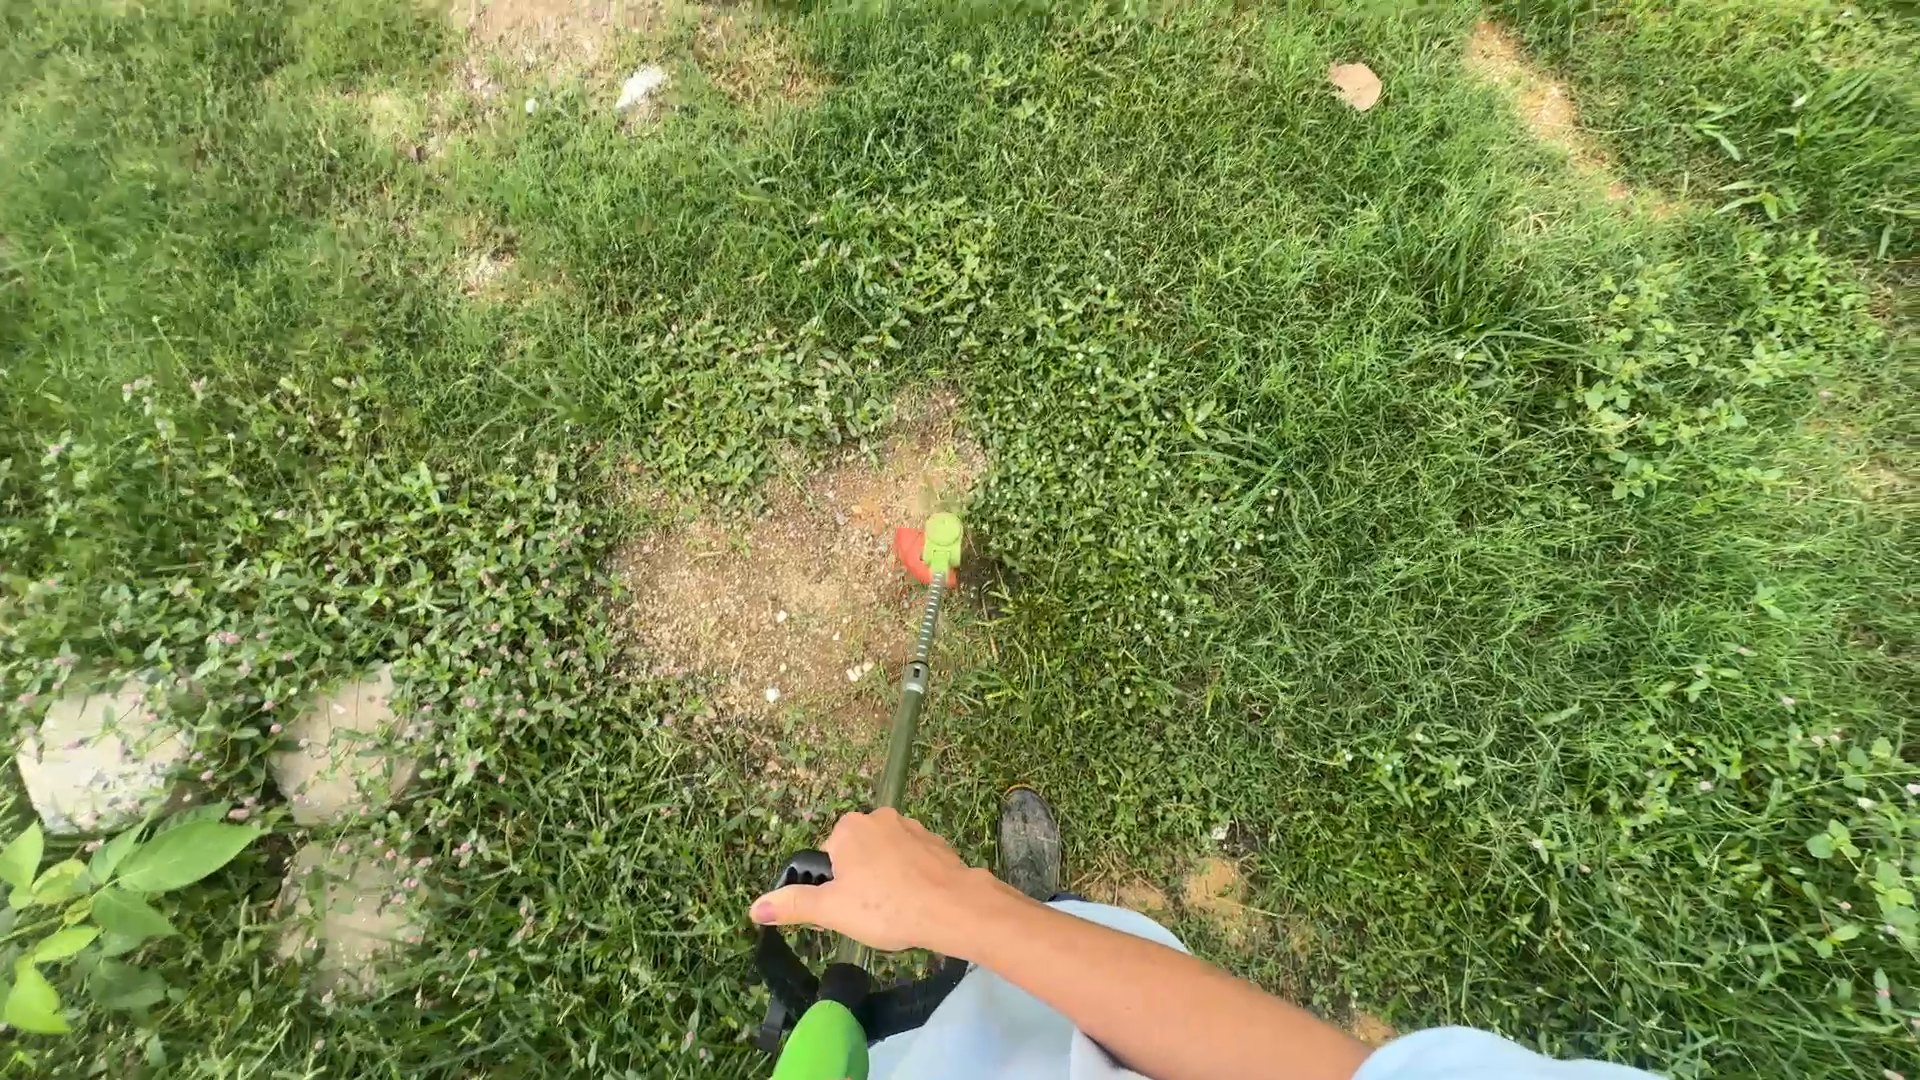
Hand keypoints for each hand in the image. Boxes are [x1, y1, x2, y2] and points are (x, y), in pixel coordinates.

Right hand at [749, 808, 1006, 953]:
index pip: (828, 859)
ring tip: (895, 910)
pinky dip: (910, 877)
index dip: (834, 888)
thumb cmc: (885, 906)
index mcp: (849, 827)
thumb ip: (794, 905)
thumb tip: (755, 908)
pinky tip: (916, 901)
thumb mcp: (832, 910)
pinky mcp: (935, 840)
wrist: (950, 905)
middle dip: (860, 882)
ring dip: (886, 879)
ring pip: (885, 857)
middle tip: (870, 913)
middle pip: (857, 855)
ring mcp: (911, 825)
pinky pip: (912, 860)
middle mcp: (879, 816)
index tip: (847, 909)